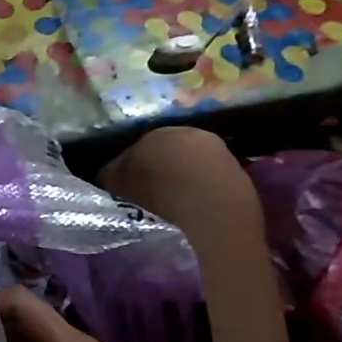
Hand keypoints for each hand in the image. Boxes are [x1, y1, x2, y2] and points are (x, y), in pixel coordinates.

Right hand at [98, 125, 250, 237]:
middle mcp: (185, 132)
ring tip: (171, 203)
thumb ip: (109, 176)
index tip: (123, 188)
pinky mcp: (235, 168)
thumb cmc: (159, 194)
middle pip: (164, 151)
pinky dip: (200, 188)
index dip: (127, 169)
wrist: (213, 209)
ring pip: (188, 163)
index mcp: (154, 132)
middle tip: (147, 195)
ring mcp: (214, 148)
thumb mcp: (119, 185)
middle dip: (156, 169)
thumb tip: (106, 176)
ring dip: (180, 178)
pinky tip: (194, 205)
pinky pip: (208, 177)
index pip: (134, 149)